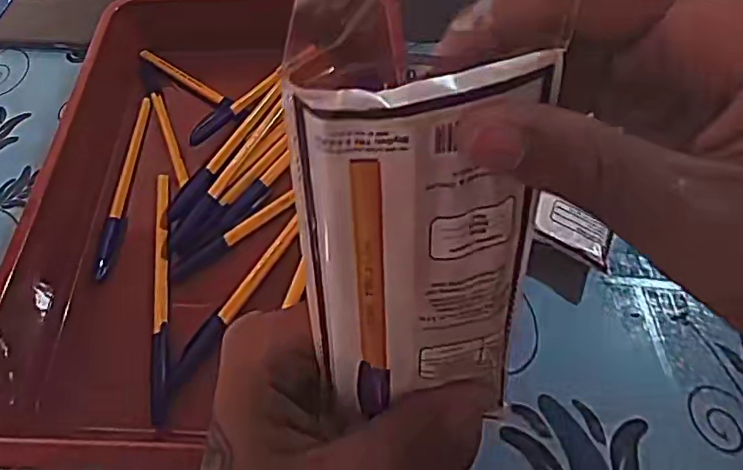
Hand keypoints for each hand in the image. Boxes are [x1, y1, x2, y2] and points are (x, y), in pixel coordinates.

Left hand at [209, 308, 485, 469]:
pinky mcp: (304, 412)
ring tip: (461, 402)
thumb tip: (476, 394)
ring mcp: (290, 379)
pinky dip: (394, 423)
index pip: (354, 305)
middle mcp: (277, 344)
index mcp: (266, 337)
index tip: (465, 328)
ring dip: (412, 399)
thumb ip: (407, 438)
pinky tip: (428, 434)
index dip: (411, 318)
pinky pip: (361, 403)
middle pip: (366, 339)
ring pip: (372, 375)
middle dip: (416, 367)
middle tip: (472, 375)